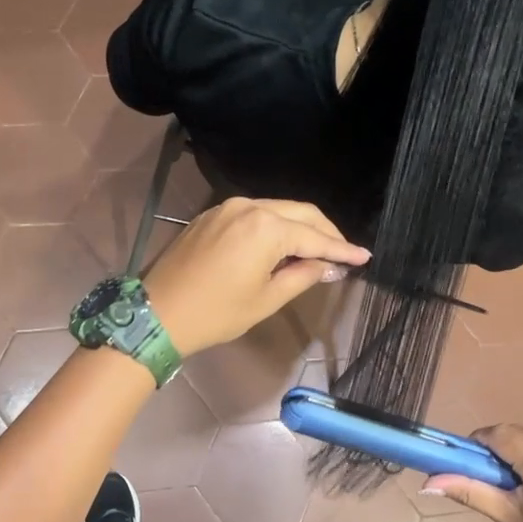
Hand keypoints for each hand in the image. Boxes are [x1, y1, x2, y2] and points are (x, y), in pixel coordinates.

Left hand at [144, 198, 369, 353]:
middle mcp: (248, 206)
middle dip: (324, 231)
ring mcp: (226, 208)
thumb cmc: (216, 313)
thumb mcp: (266, 299)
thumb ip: (302, 276)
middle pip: (299, 212)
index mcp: (266, 227)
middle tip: (343, 253)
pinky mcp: (210, 216)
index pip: (315, 236)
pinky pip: (252, 214)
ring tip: (316, 250)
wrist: (158, 314)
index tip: (364, 257)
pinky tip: (281, 245)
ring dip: (299, 227)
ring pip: (276, 210)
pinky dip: (273, 226)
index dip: (341, 249)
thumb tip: (328, 266)